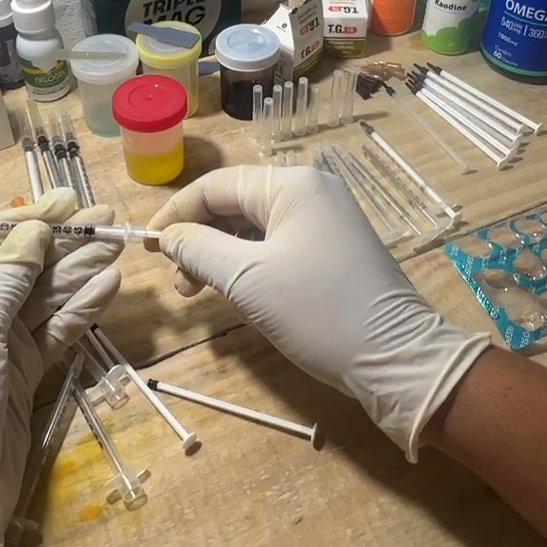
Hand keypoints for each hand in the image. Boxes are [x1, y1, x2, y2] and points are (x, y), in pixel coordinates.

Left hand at [0, 189, 120, 546]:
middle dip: (63, 241)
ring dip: (80, 270)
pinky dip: (81, 309)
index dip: (26, 219)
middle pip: (21, 267)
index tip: (67, 201)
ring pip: (44, 298)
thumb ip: (5, 277)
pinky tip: (109, 285)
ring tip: (117, 244)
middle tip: (108, 216)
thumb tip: (33, 231)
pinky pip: (56, 331)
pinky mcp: (24, 374)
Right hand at [148, 166, 489, 459]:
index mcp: (292, 185)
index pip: (217, 185)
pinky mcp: (333, 248)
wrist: (399, 360)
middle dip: (200, 238)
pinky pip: (278, 244)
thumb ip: (199, 249)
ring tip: (199, 292)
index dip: (176, 212)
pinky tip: (236, 291)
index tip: (146, 245)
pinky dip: (249, 264)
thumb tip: (167, 235)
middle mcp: (311, 191)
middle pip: (236, 204)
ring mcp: (326, 219)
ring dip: (222, 255)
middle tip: (179, 283)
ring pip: (255, 227)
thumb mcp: (248, 280)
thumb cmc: (319, 312)